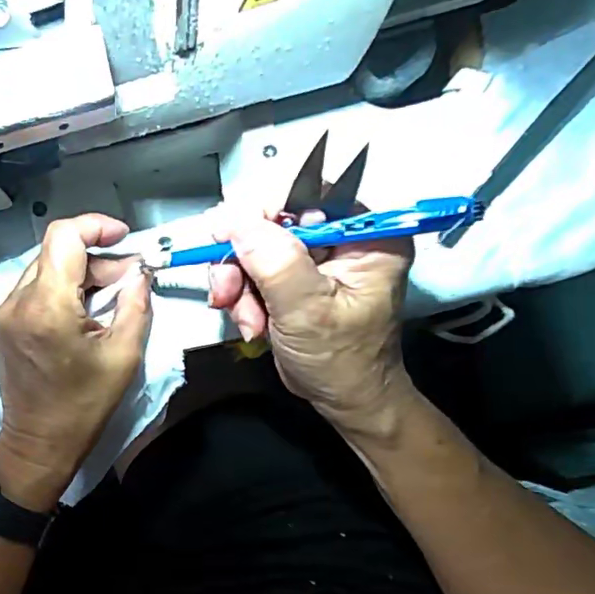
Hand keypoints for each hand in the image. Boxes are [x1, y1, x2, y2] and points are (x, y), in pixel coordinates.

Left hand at [0, 214, 153, 512]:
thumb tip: (139, 272)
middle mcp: (16, 302)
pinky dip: (58, 291)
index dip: (96, 226)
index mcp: (47, 307)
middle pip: (55, 253)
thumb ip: (135, 303)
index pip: (64, 237)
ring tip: (104, 301)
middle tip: (126, 282)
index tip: (122, 237)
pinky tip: (78, 314)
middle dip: (95, 259)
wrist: (39, 442)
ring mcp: (2, 313)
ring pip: (42, 270)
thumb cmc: (85, 405)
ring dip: (76, 275)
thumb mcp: (124, 354)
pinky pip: (31, 290)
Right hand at [208, 212, 414, 431]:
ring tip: (249, 319)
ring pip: (256, 247)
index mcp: (365, 235)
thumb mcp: (308, 311)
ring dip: (240, 285)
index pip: (312, 192)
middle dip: (245, 259)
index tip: (231, 233)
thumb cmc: (342, 362)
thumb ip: (275, 263)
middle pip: (275, 220)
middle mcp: (341, 238)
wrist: (344, 402)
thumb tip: (238, 222)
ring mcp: (314, 259)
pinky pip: (253, 271)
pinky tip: (253, 324)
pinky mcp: (293, 279)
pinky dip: (244, 298)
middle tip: (229, 290)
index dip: (267, 208)